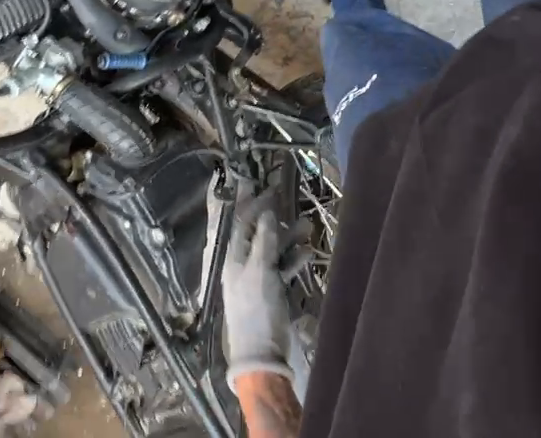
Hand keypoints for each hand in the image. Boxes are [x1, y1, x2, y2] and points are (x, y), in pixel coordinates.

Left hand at [221, 183, 292, 383]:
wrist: (261, 357)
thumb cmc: (257, 312)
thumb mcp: (260, 272)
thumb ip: (264, 241)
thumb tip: (267, 213)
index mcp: (233, 259)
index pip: (239, 223)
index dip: (249, 203)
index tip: (260, 183)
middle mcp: (242, 265)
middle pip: (256, 233)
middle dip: (272, 216)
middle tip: (285, 197)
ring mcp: (256, 279)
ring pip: (272, 249)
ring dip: (288, 236)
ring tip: (308, 226)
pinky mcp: (270, 292)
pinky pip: (281, 268)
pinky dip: (293, 259)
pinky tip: (307, 253)